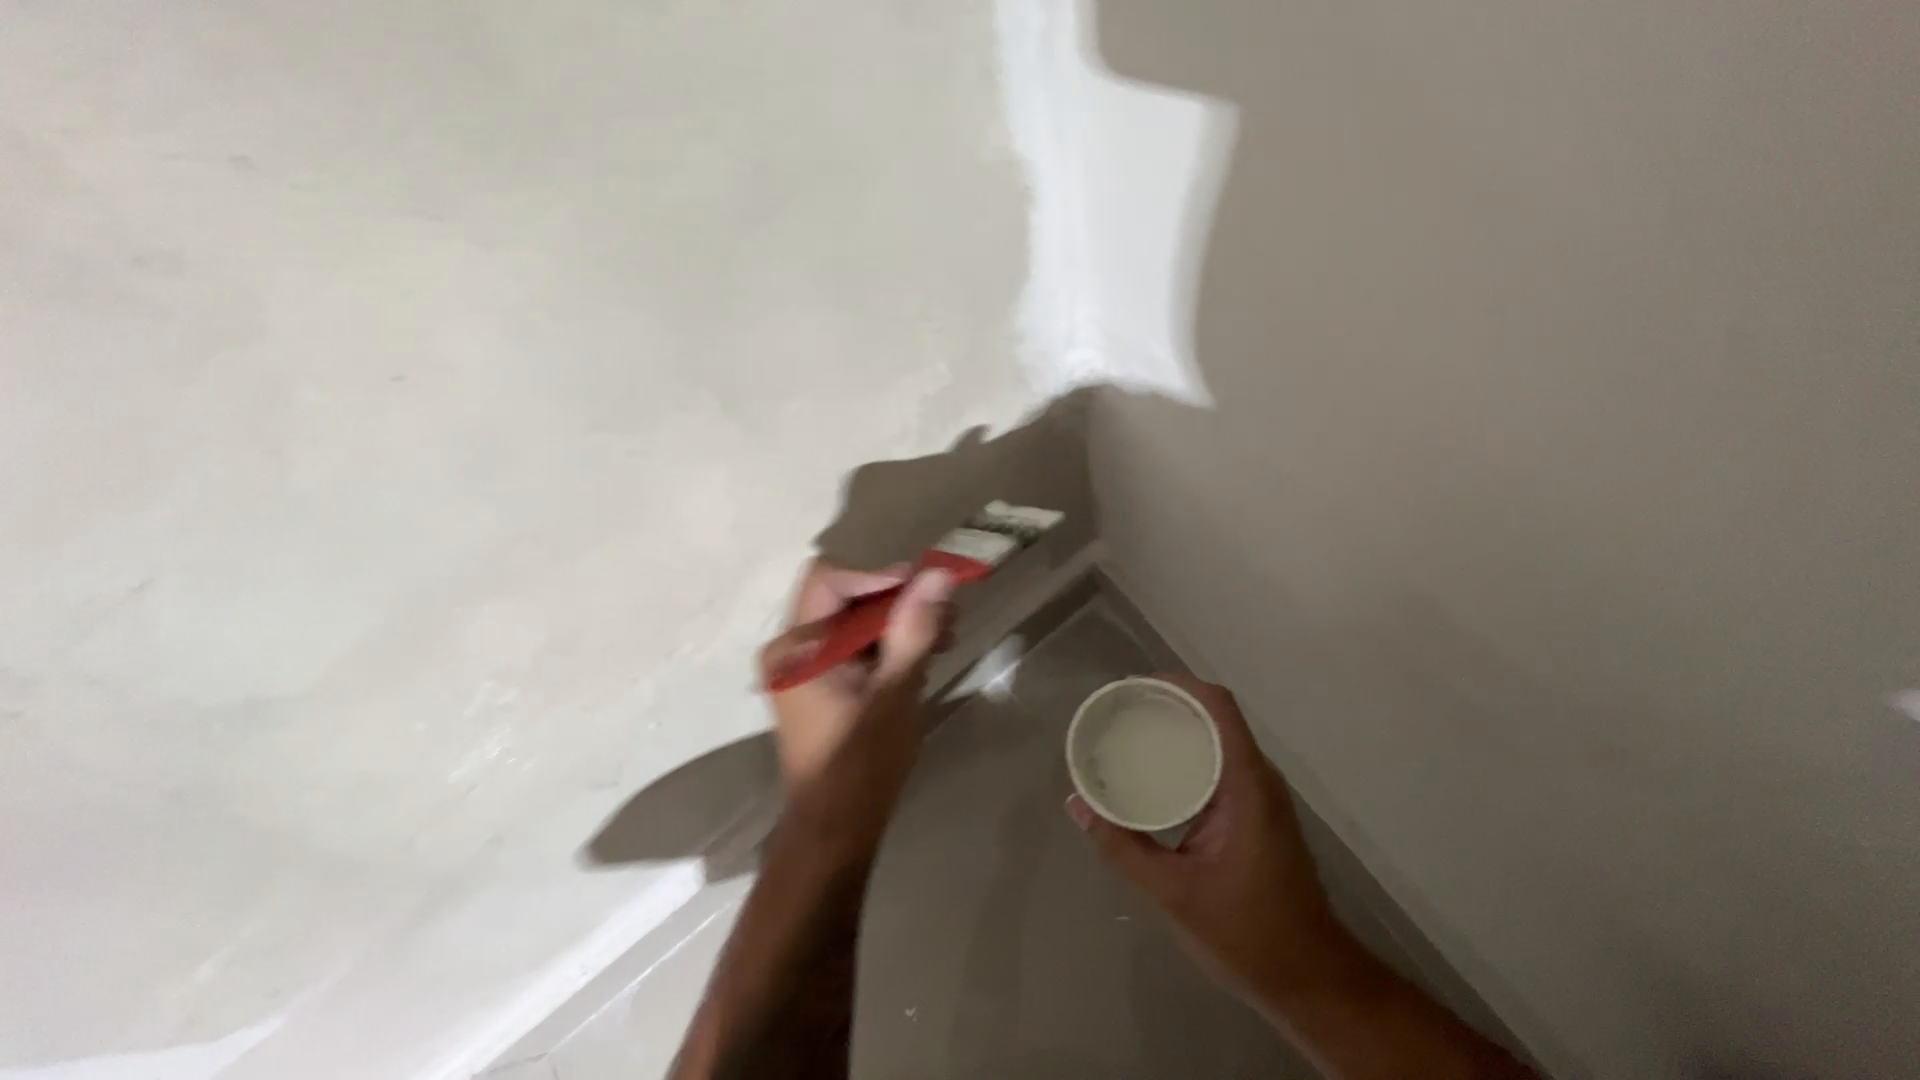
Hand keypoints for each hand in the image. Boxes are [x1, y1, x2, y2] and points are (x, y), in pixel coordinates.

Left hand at [758, 559, 953, 794]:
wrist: (835, 829)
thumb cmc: (862, 763)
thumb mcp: (896, 692)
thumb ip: (914, 629)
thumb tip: (938, 574)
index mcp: (796, 648)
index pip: (831, 580)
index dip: (880, 577)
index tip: (926, 588)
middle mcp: (789, 650)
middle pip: (843, 598)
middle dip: (896, 600)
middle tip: (946, 612)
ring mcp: (801, 669)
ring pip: (851, 622)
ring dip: (897, 623)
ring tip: (945, 635)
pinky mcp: (817, 686)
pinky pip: (851, 648)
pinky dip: (886, 646)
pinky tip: (923, 657)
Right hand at [1066, 675, 1342, 1004]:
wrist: (1310, 979)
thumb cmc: (1247, 933)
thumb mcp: (1172, 892)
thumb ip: (1122, 846)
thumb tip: (1076, 804)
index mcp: (1246, 785)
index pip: (1218, 707)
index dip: (1178, 684)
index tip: (1133, 687)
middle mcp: (1258, 781)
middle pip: (1215, 717)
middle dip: (1167, 704)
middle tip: (1116, 711)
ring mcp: (1260, 799)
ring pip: (1217, 743)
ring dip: (1177, 730)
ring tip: (1126, 734)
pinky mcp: (1255, 817)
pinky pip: (1218, 769)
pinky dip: (1186, 759)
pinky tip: (1152, 776)